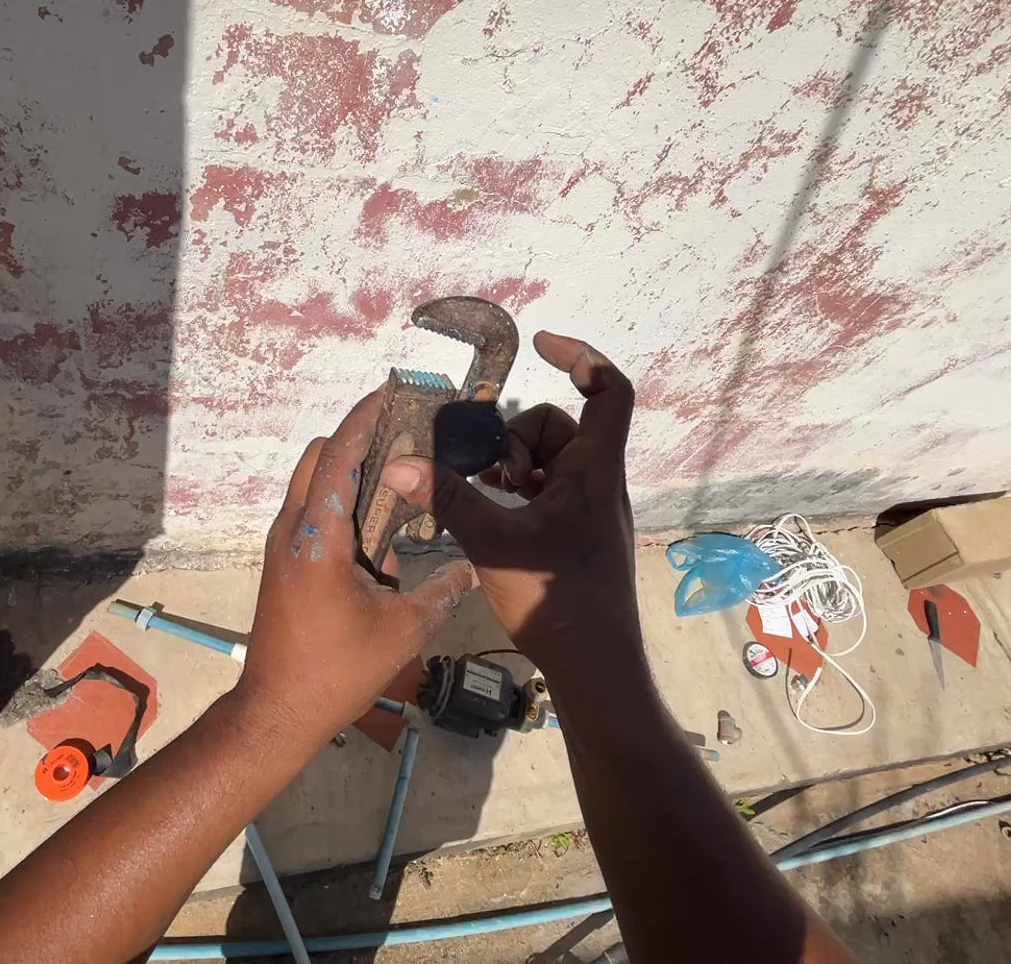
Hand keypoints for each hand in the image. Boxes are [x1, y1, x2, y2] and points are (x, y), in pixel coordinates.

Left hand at [234, 390, 477, 743]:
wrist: (276, 711)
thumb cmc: (336, 670)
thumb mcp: (401, 631)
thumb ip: (440, 592)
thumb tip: (472, 570)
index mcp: (318, 536)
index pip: (339, 455)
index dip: (364, 418)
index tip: (391, 392)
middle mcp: (293, 528)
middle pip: (320, 457)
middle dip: (359, 439)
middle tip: (406, 440)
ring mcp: (284, 544)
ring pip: (314, 483)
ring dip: (351, 473)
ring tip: (400, 481)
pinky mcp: (284, 561)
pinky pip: (314, 512)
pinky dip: (343, 503)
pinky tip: (381, 530)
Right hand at [380, 332, 639, 678]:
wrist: (593, 665)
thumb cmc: (554, 600)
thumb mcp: (493, 542)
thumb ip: (448, 498)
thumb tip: (400, 464)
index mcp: (593, 472)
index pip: (610, 392)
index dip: (582, 357)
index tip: (542, 344)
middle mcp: (597, 481)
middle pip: (560, 426)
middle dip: (517, 437)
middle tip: (491, 474)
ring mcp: (588, 507)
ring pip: (548, 458)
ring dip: (513, 464)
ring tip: (485, 492)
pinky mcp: (576, 530)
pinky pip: (546, 487)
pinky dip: (517, 487)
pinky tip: (491, 509)